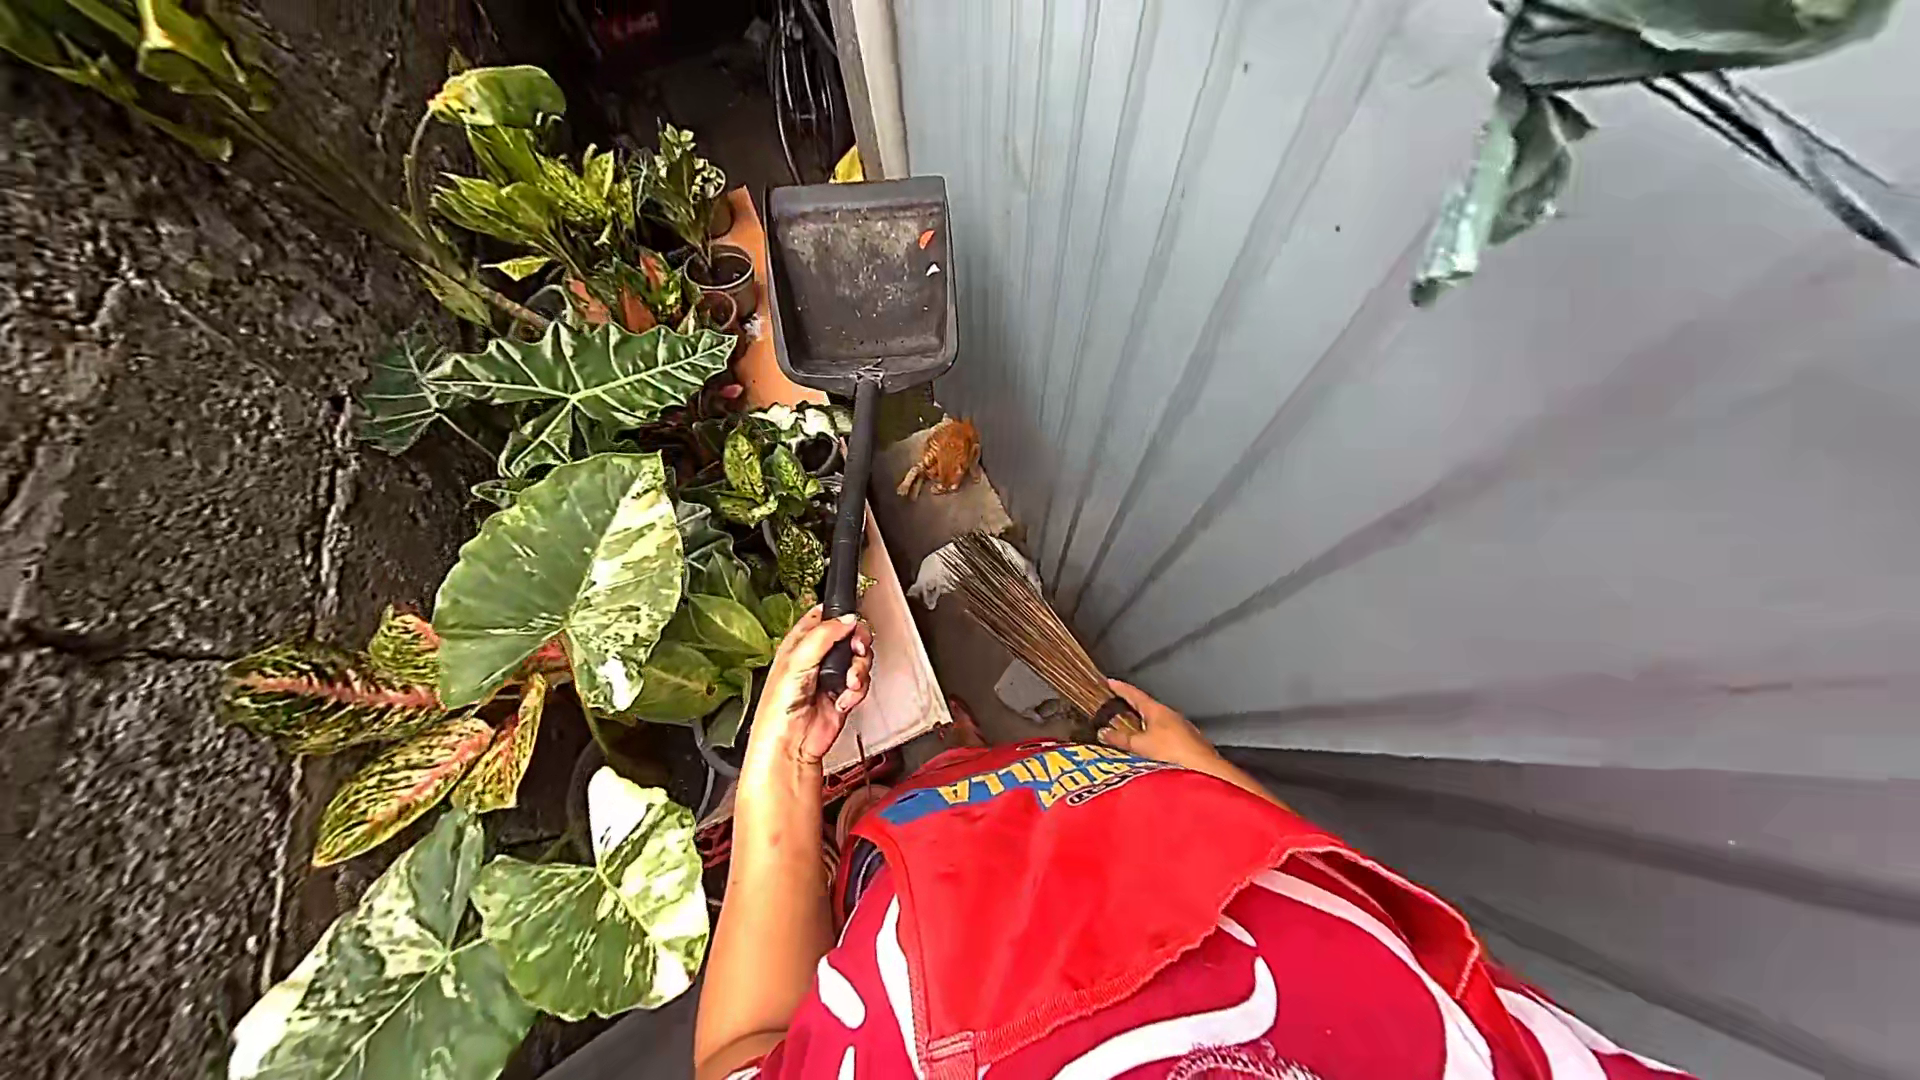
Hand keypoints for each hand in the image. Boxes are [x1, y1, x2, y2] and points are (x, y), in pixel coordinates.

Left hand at [744, 606, 873, 772]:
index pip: (825, 616)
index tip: (850, 620)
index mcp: (801, 642)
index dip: (840, 615)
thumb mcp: (799, 659)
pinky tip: (844, 698)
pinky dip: (858, 690)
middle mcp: (817, 656)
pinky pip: (862, 682)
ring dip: (859, 669)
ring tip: (849, 681)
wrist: (791, 742)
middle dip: (858, 642)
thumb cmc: (779, 707)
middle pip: (850, 635)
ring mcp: (832, 674)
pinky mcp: (844, 693)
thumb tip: (848, 619)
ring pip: (860, 658)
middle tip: (857, 649)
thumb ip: (825, 634)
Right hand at [1097, 679, 1218, 770]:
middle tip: (1117, 707)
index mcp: (1157, 710)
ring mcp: (1182, 729)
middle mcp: (1171, 715)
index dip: (1121, 688)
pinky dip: (1155, 738)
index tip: (1110, 682)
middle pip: (1147, 707)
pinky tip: (1152, 750)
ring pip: (1158, 722)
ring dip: (1144, 725)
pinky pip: (1167, 735)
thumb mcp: (1139, 746)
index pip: (1134, 694)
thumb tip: (1103, 733)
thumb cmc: (1173, 754)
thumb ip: (1119, 739)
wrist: (1205, 773)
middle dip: (1132, 707)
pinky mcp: (1189, 744)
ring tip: (1131, 732)